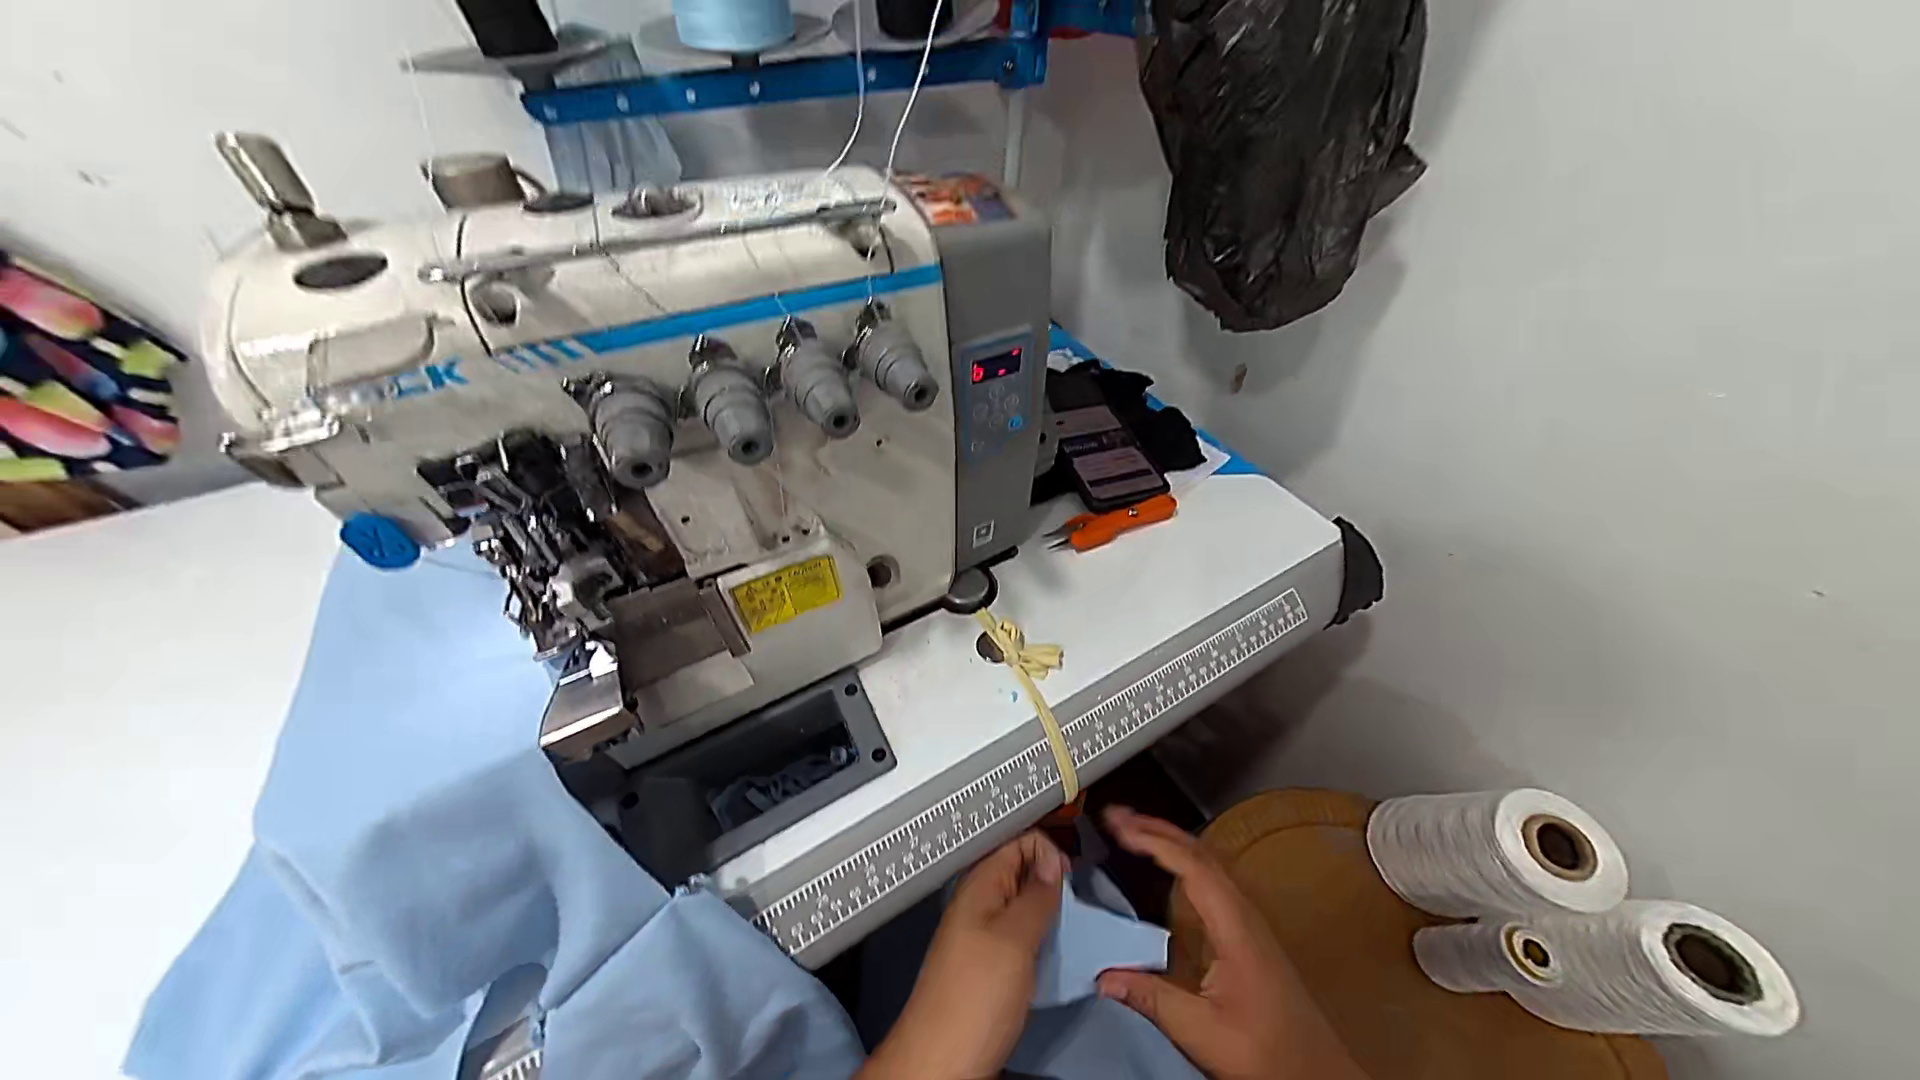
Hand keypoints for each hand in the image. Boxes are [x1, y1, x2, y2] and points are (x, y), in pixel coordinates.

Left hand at [858, 831, 1070, 1079]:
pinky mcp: (988, 961)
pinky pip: (1019, 932)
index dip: (1048, 850)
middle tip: (1075, 906)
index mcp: (980, 884)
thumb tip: (1053, 860)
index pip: (1018, 841)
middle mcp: (979, 902)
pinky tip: (1051, 953)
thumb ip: (1036, 895)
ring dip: (1047, 910)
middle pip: (1022, 870)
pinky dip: (1039, 936)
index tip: (1072, 877)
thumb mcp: (1014, 938)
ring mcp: (982, 932)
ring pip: (1023, 903)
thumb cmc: (973, 998)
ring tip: (1068, 929)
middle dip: (1051, 880)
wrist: (941, 1061)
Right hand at [1096, 807, 1367, 1079]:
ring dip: (1170, 840)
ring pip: (1207, 862)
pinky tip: (1167, 866)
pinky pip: (1211, 878)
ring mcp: (1248, 921)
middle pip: (1199, 852)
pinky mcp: (1247, 932)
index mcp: (1234, 926)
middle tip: (1118, 817)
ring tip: (1134, 829)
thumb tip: (1103, 977)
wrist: (1321, 1079)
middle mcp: (1243, 913)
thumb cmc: (1268, 1054)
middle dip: (1157, 828)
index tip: (1120, 827)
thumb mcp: (1203, 1032)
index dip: (1154, 841)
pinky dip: (1182, 859)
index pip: (1191, 865)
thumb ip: (1152, 998)